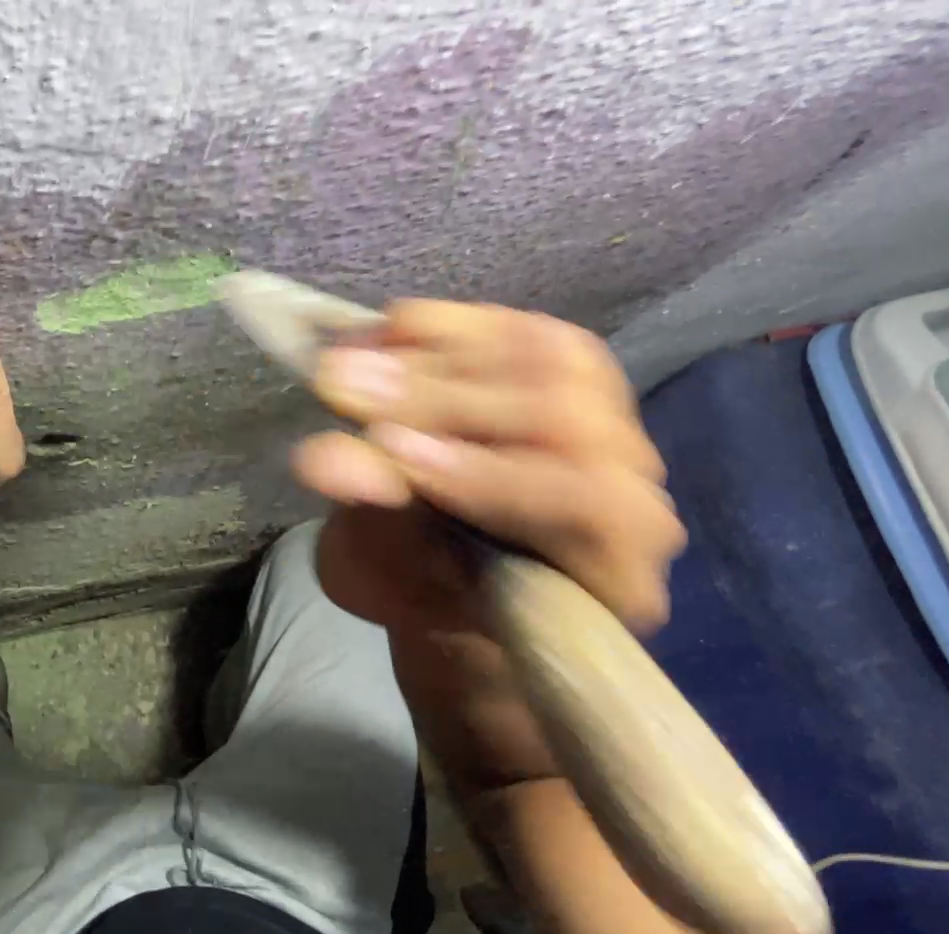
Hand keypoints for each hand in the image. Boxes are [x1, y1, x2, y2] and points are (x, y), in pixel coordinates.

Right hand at [290, 301, 685, 634]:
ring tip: (347, 356)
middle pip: (560, 416)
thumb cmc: (418, 591)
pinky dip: (448, 326)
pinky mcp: (566, 374)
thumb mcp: (381, 575)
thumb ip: (370, 520)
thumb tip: (319, 457)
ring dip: (434, 357)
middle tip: (338, 381)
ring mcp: (606, 422)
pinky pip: (520, 332)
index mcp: (606, 564)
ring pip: (545, 363)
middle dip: (437, 398)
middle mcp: (629, 484)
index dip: (482, 471)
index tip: (386, 447)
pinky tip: (379, 332)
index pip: (582, 501)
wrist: (441, 576)